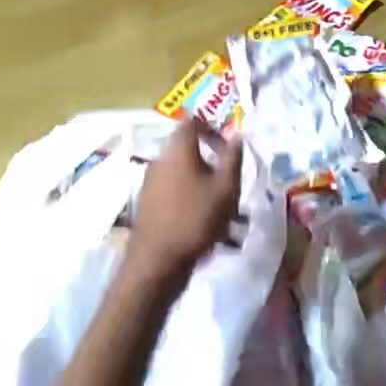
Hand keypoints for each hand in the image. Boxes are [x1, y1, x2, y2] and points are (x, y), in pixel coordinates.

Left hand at [130, 120, 243, 275]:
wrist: (156, 263)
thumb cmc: (195, 218)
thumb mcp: (225, 188)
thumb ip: (233, 159)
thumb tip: (237, 136)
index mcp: (178, 149)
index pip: (193, 122)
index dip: (212, 127)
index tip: (228, 144)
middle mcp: (161, 159)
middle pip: (189, 150)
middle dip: (213, 164)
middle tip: (232, 183)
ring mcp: (151, 182)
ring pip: (185, 176)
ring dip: (206, 187)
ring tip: (228, 215)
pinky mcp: (149, 204)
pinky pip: (176, 194)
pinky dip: (193, 202)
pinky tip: (209, 228)